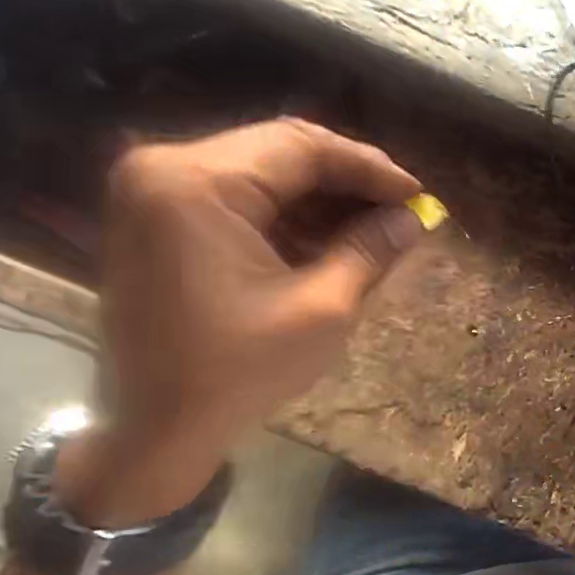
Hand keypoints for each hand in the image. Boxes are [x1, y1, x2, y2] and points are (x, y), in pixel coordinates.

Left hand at [57, 118, 437, 524]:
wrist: (158, 425)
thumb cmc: (239, 369)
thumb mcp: (321, 309)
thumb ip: (369, 252)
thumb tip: (413, 219)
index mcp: (197, 184)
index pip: (301, 149)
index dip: (369, 168)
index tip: (417, 195)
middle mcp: (167, 170)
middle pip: (279, 152)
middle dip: (348, 180)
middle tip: (401, 208)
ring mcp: (157, 194)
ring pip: (262, 173)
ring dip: (323, 198)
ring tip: (375, 228)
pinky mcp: (161, 220)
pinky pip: (240, 200)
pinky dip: (289, 216)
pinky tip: (331, 240)